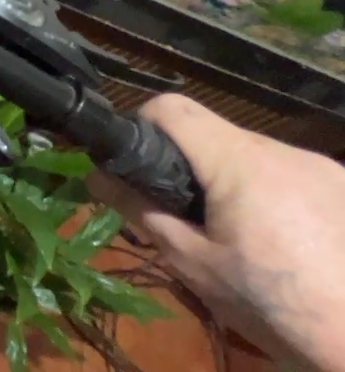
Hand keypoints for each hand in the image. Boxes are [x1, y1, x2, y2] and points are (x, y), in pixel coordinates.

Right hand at [89, 95, 344, 369]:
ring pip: (256, 155)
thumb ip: (138, 208)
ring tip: (242, 230)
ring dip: (236, 179)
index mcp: (242, 163)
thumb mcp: (192, 261)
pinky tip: (287, 240)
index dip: (142, 126)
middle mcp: (289, 155)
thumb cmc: (278, 305)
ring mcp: (331, 174)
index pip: (170, 109)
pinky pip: (294, 176)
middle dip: (191, 163)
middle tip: (188, 210)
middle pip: (215, 133)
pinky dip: (275, 194)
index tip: (140, 165)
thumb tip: (94, 175)